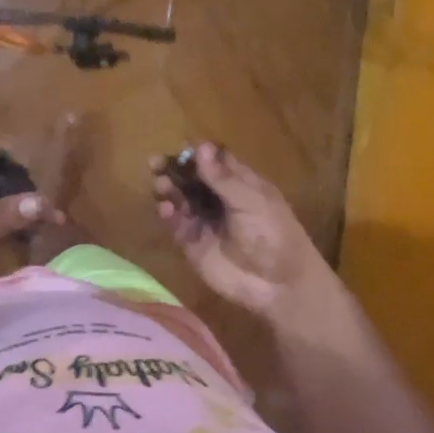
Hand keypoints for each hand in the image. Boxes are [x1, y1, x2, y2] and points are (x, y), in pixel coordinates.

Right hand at [153, 143, 337, 320]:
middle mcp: (218, 197)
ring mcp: (204, 219)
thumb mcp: (252, 202)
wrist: (278, 285)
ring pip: (179, 197)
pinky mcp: (192, 242)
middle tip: (155, 163)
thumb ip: (223, 178)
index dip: (196, 153)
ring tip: (160, 185)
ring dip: (167, 188)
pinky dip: (168, 213)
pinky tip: (165, 208)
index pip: (212, 160)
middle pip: (190, 176)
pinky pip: (176, 223)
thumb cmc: (273, 235)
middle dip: (173, 168)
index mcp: (238, 182)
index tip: (180, 150)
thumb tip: (200, 147)